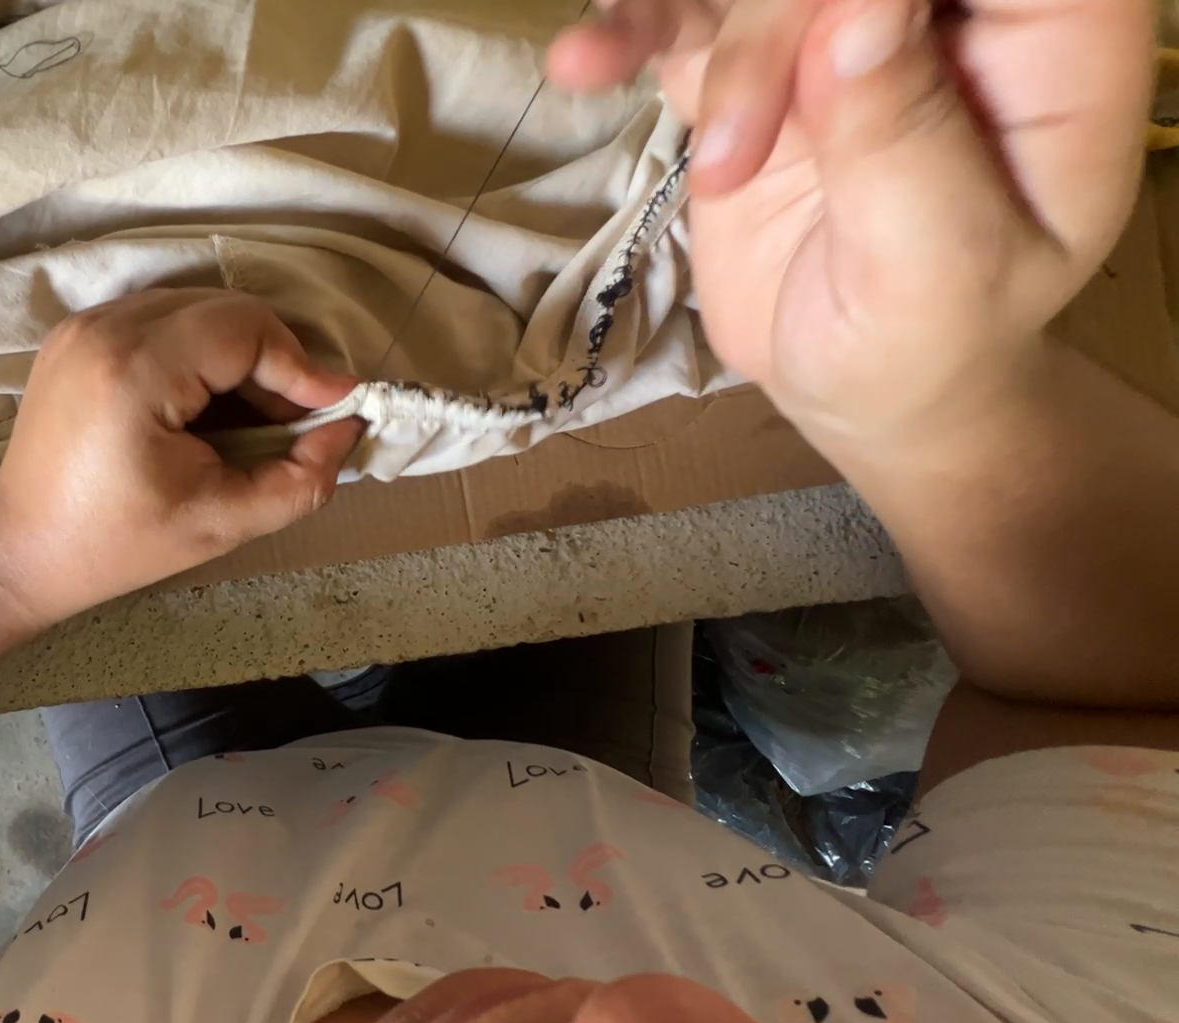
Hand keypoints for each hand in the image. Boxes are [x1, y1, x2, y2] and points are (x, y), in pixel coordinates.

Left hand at [0, 289, 362, 624]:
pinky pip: (164, 320)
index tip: (334, 409)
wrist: (22, 549)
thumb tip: (346, 429)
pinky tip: (211, 403)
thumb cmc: (118, 546)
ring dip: (241, 356)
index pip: (245, 329)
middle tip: (296, 421)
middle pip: (225, 309)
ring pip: (198, 309)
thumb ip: (300, 480)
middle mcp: (104, 327)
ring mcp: (84, 324)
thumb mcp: (222, 524)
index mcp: (133, 369)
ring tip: (258, 417)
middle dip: (275, 361)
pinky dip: (202, 353)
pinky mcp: (78, 334)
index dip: (301, 366)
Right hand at [548, 0, 1151, 439]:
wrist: (850, 380)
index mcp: (1048, 34)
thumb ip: (904, 141)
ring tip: (592, 49)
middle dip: (762, 32)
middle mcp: (933, 18)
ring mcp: (825, 49)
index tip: (816, 55)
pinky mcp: (741, 91)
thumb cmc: (922, 339)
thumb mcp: (935, 266)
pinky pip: (683, 40)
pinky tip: (581, 58)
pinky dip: (628, 43)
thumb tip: (855, 14)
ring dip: (664, 9)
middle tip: (723, 163)